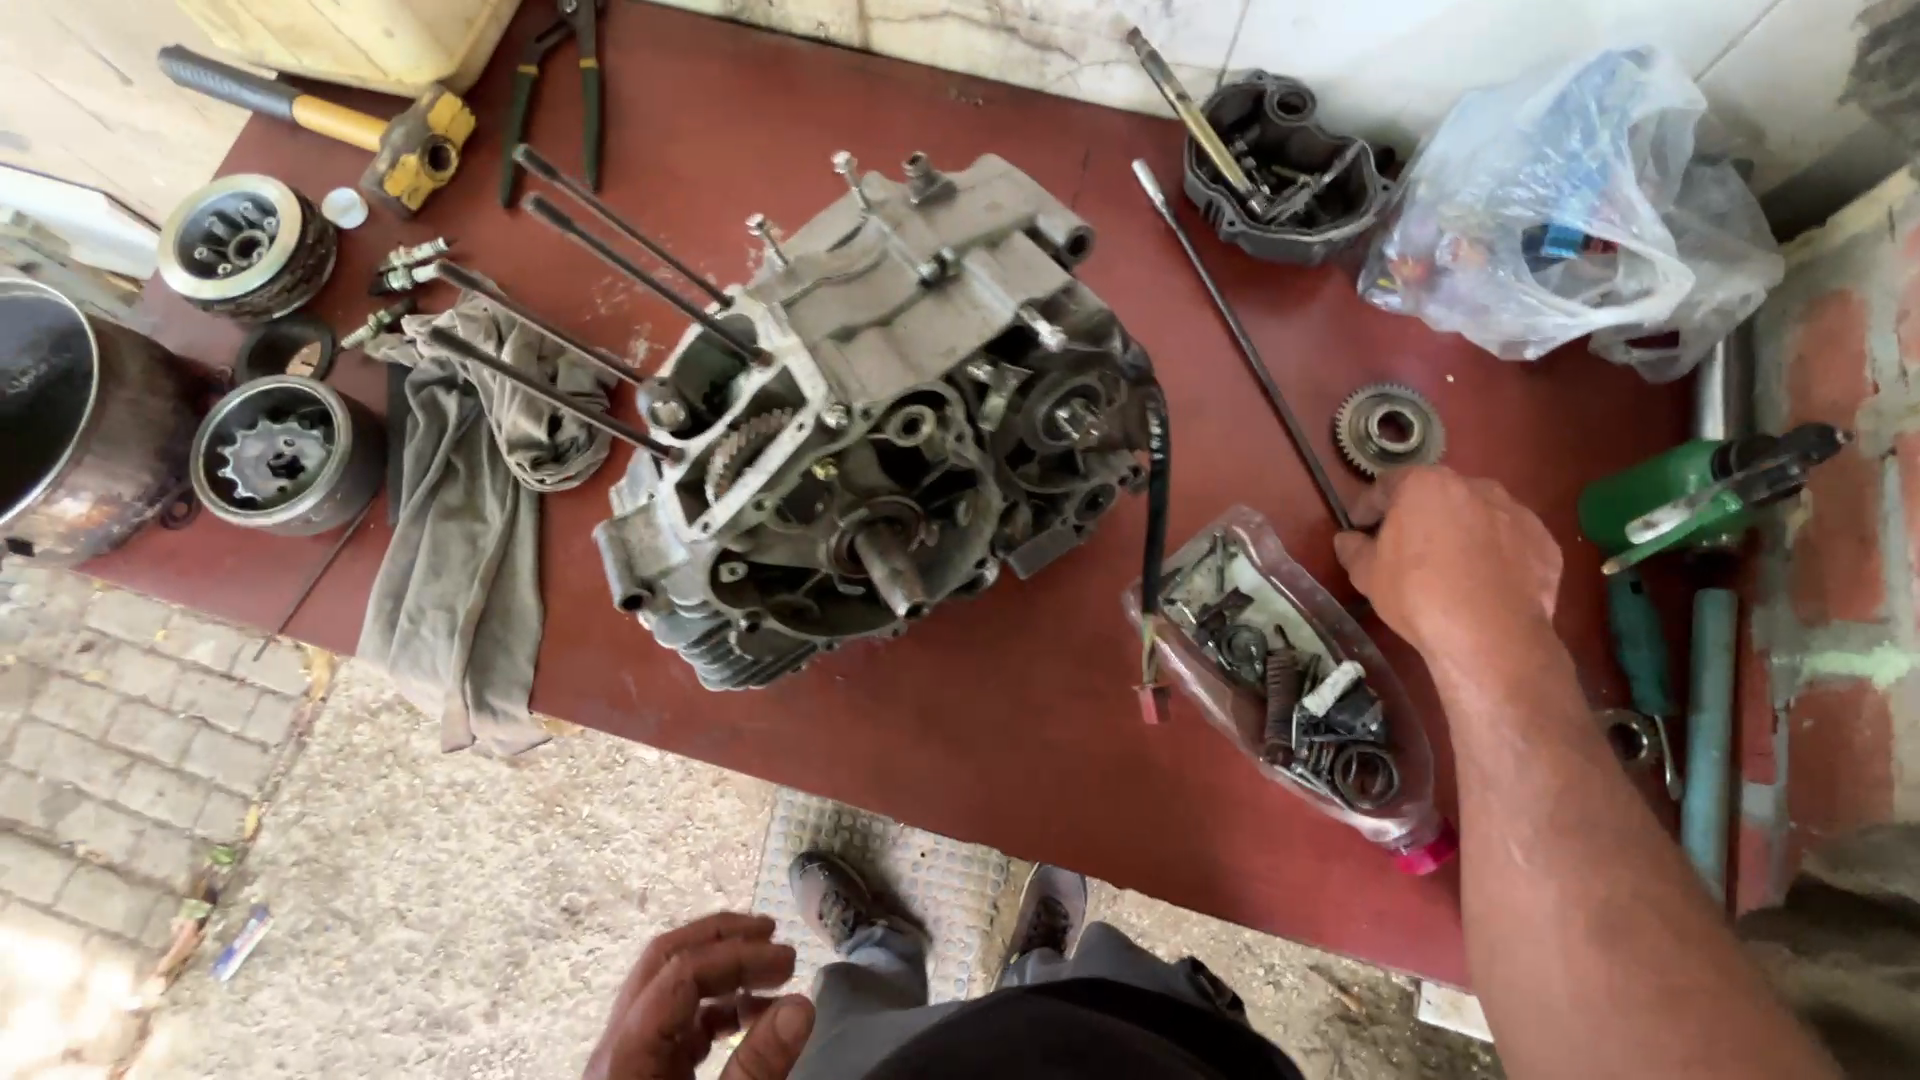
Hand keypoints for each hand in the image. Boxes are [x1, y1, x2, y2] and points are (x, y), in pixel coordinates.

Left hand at [585, 912, 815, 1079]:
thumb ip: (758, 1066)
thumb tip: (803, 1003)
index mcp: (627, 1051)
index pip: (681, 972)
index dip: (738, 955)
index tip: (789, 961)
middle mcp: (618, 1044)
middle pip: (664, 960)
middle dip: (722, 938)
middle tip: (773, 932)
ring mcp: (626, 1058)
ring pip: (668, 987)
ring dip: (723, 970)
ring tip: (775, 970)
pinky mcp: (639, 1075)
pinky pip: (676, 1022)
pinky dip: (718, 1008)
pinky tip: (756, 1014)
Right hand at [1333, 467, 1561, 663]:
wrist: (1490, 634)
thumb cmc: (1416, 594)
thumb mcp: (1366, 574)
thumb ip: (1353, 549)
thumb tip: (1348, 539)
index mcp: (1424, 485)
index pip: (1387, 485)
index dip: (1369, 507)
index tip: (1361, 529)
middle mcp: (1474, 486)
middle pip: (1436, 494)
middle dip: (1418, 515)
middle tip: (1405, 546)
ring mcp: (1515, 512)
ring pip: (1477, 514)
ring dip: (1460, 530)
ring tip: (1450, 565)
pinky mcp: (1543, 541)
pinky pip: (1509, 540)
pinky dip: (1494, 552)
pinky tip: (1484, 582)